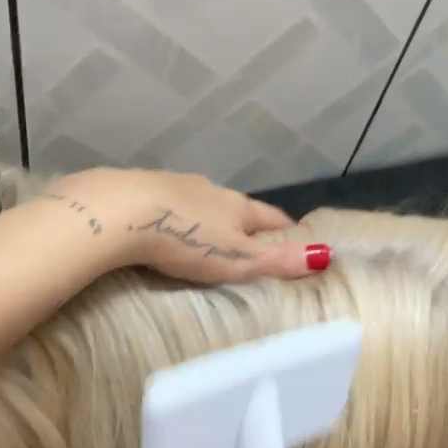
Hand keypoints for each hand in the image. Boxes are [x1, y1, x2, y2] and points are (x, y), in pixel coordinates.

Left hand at [43, 168, 328, 284]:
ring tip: (207, 243)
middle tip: (250, 248)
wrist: (121, 213)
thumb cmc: (186, 240)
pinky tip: (165, 232)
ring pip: (200, 205)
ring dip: (208, 221)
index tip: (298, 243)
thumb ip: (277, 260)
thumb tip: (326, 256)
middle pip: (236, 208)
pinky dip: (174, 220)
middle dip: (245, 226)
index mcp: (237, 206)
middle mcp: (209, 190)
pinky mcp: (140, 193)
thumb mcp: (238, 259)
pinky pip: (167, 208)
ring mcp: (173, 187)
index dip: (287, 232)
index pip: (272, 218)